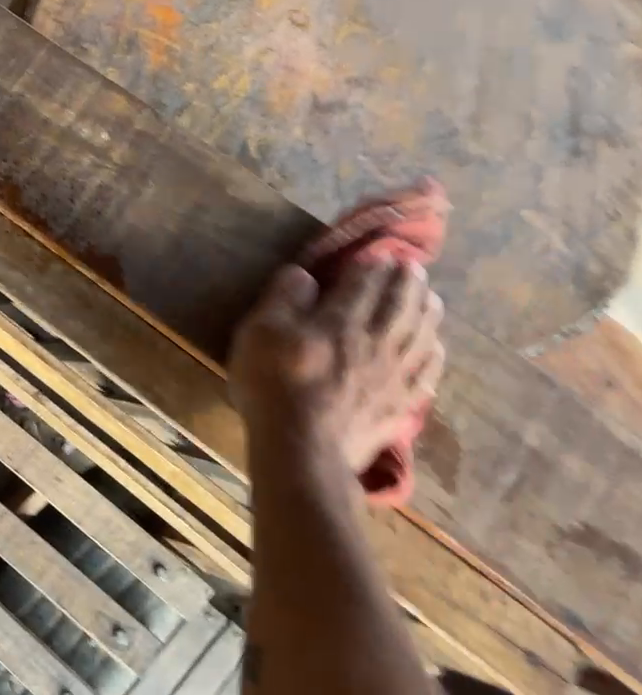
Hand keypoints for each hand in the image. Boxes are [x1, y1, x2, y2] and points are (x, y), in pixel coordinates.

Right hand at [228, 259, 445, 476]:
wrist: (303, 446)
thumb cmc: (272, 382)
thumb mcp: (259, 332)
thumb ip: (283, 299)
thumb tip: (304, 274)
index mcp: (341, 321)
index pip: (364, 285)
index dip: (373, 265)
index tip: (381, 251)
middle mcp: (377, 342)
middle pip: (400, 306)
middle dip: (407, 283)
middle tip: (414, 266)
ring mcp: (395, 375)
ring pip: (421, 335)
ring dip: (428, 312)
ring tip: (432, 296)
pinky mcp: (401, 403)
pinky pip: (428, 372)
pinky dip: (434, 352)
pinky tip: (436, 345)